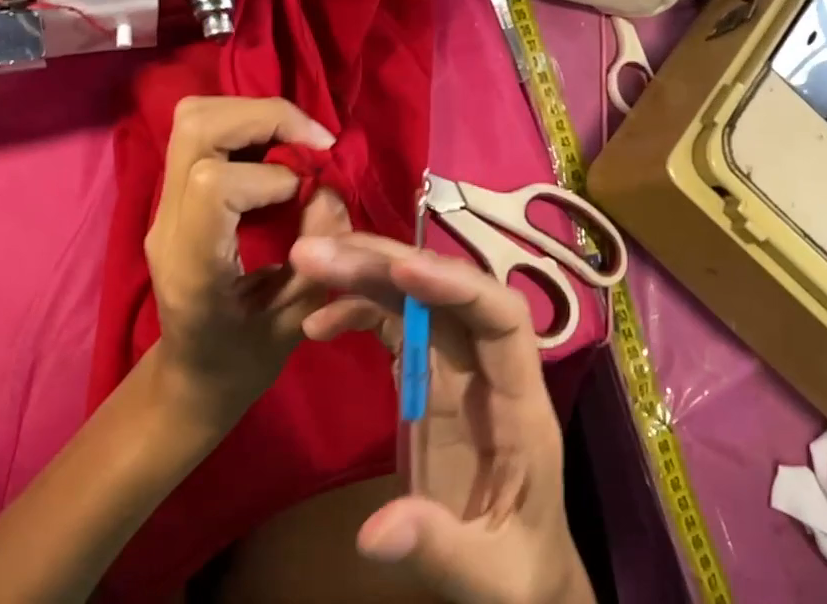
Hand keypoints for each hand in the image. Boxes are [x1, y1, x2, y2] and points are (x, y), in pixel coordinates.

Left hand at [147, 96, 350, 414]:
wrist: (191, 375)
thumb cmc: (241, 363)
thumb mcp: (294, 324)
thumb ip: (317, 257)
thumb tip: (329, 189)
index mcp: (192, 265)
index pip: (213, 183)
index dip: (273, 175)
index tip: (309, 196)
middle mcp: (167, 224)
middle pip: (197, 126)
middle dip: (266, 117)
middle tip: (316, 143)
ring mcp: (165, 205)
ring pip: (194, 117)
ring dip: (255, 115)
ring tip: (300, 142)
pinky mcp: (175, 195)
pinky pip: (202, 134)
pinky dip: (246, 125)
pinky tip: (280, 153)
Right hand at [290, 234, 597, 603]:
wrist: (521, 577)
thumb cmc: (518, 571)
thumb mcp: (489, 576)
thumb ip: (439, 548)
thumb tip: (373, 532)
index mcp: (520, 404)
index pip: (503, 319)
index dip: (458, 285)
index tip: (401, 269)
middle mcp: (488, 369)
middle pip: (447, 293)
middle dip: (386, 265)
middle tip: (315, 254)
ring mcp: (457, 370)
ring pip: (415, 299)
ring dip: (364, 274)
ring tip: (305, 264)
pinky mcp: (428, 380)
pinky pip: (394, 326)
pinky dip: (356, 312)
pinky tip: (315, 324)